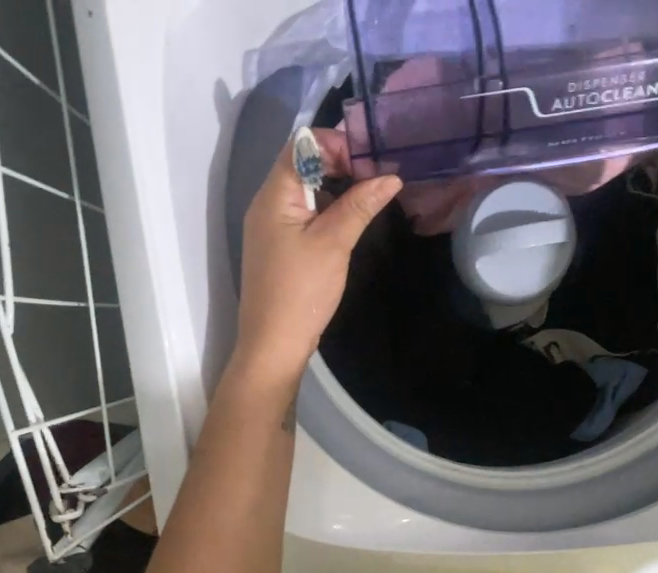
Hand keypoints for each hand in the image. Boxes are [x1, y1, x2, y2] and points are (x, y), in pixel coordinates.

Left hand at [234, 129, 401, 375]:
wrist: (273, 344)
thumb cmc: (301, 291)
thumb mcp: (334, 244)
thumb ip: (360, 206)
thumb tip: (391, 176)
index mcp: (274, 194)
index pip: (301, 144)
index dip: (335, 143)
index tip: (370, 160)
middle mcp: (267, 203)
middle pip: (302, 164)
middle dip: (340, 163)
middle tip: (376, 177)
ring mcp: (271, 226)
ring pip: (305, 190)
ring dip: (336, 187)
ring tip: (369, 196)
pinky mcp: (279, 247)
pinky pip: (303, 214)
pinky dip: (327, 210)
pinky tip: (350, 221)